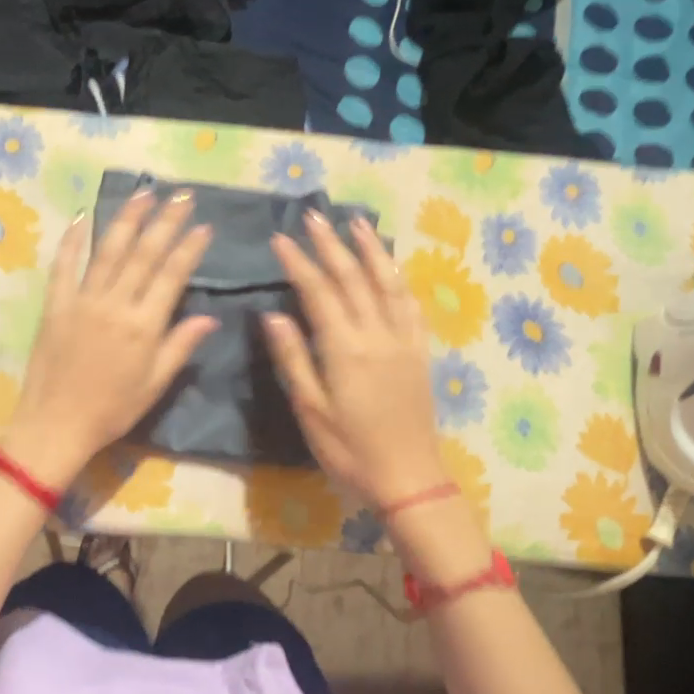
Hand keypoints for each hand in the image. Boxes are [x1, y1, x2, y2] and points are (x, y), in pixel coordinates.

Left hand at [0, 189, 216, 489]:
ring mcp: (82, 301)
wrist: (55, 424)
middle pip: (144, 254)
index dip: (188, 249)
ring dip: (127, 219)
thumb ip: (180, 346)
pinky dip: (73, 240)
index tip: (203, 226)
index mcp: (143, 326)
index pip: (171, 276)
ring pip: (108, 251)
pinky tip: (82, 217)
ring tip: (143, 194)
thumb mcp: (154, 385)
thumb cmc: (111, 410)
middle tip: (181, 196)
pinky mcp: (55, 305)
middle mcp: (115, 304)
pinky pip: (64, 266)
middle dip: (165, 222)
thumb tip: (210, 317)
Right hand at [262, 211, 446, 508]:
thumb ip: (294, 358)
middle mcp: (376, 335)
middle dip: (331, 245)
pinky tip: (390, 266)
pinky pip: (411, 305)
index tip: (280, 239)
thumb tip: (273, 315)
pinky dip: (398, 279)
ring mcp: (403, 341)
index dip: (298, 263)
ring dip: (370, 250)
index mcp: (344, 349)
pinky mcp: (419, 352)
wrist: (408, 477)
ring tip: (356, 223)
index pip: (318, 293)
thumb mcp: (310, 409)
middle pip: (352, 278)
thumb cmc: (349, 449)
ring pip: (387, 283)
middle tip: (313, 217)